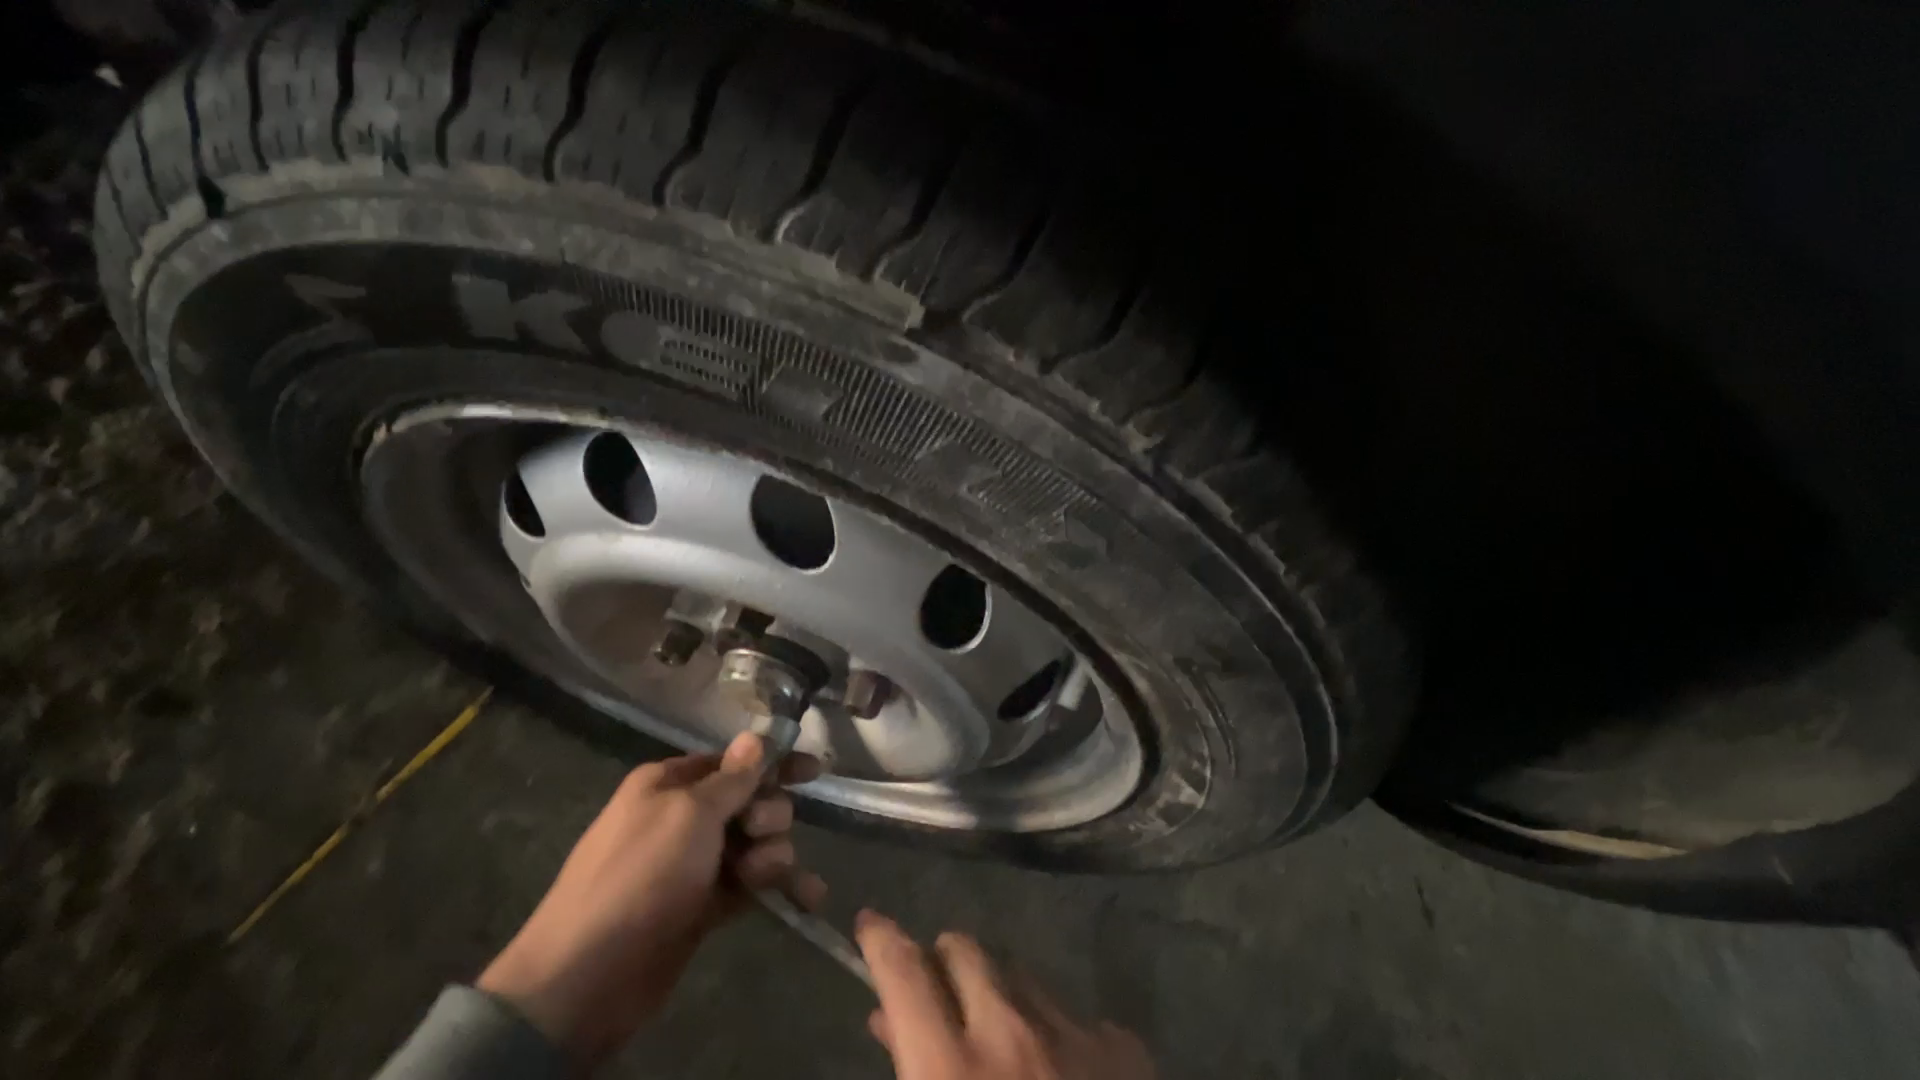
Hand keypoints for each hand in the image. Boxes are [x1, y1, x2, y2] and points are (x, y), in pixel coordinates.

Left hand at [477, 733, 824, 1066]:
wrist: (590, 973)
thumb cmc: (641, 874)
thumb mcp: (689, 815)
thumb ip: (731, 778)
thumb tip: (756, 736)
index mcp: (671, 783)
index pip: (734, 761)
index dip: (774, 764)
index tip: (815, 771)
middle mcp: (684, 817)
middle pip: (752, 802)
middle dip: (769, 815)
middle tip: (758, 834)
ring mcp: (695, 863)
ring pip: (757, 843)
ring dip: (773, 854)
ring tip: (760, 877)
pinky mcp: (705, 905)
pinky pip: (752, 883)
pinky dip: (779, 885)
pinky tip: (811, 896)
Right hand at [855, 912, 1155, 1079]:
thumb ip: (909, 1071)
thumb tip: (890, 1028)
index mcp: (949, 1065)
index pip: (903, 970)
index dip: (880, 941)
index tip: (869, 924)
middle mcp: (1010, 1031)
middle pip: (965, 951)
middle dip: (941, 960)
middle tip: (933, 988)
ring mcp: (1074, 1034)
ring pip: (1020, 975)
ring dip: (996, 990)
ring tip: (992, 1028)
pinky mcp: (1124, 1051)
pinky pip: (1075, 1014)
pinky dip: (1054, 1029)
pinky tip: (1057, 1067)